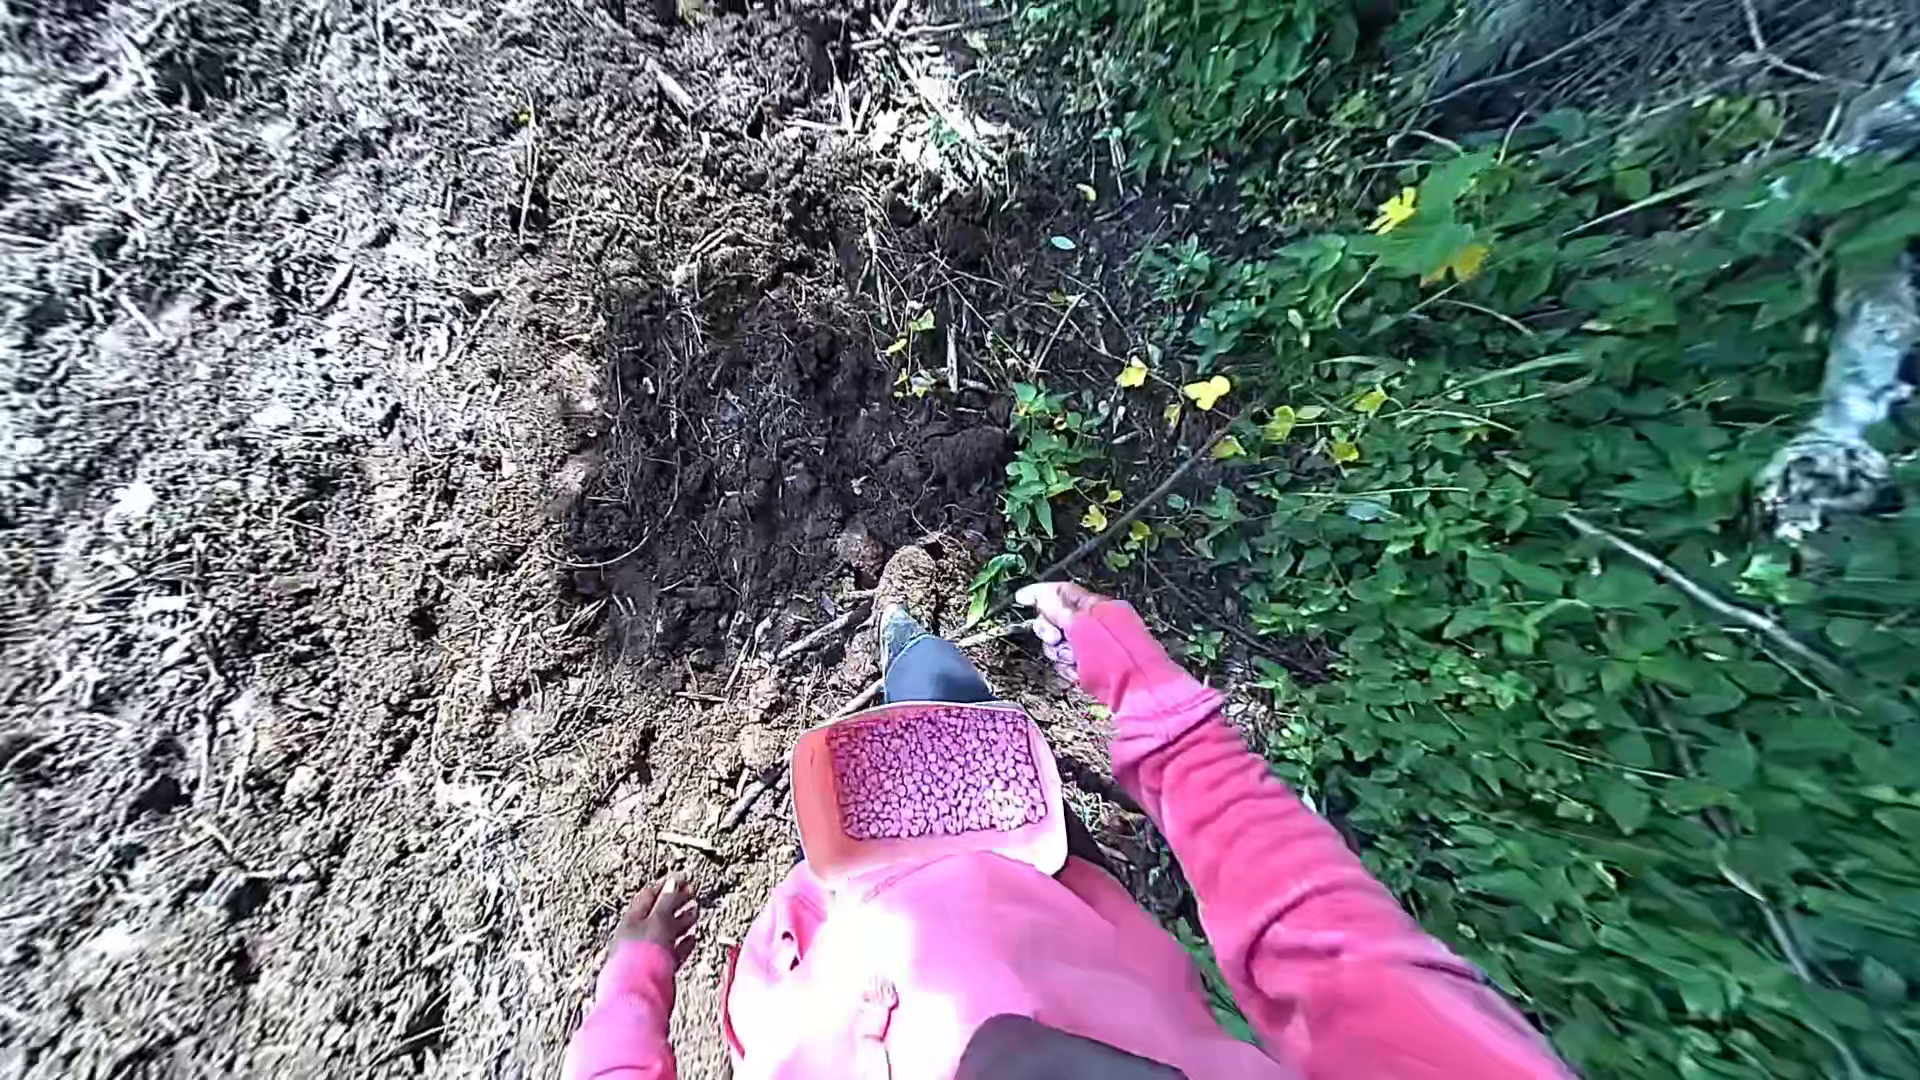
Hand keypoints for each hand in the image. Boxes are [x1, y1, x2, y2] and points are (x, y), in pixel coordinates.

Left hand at [617, 875, 699, 963]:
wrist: (637, 998)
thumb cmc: (642, 956)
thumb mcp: (658, 920)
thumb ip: (667, 901)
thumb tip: (673, 882)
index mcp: (631, 921)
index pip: (649, 896)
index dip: (667, 886)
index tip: (685, 879)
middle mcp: (636, 937)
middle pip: (659, 914)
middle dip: (677, 902)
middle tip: (694, 893)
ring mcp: (645, 954)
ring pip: (666, 932)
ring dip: (682, 921)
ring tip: (696, 912)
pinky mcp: (655, 971)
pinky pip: (670, 952)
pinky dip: (682, 943)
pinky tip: (691, 939)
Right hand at [1013, 581, 1107, 684]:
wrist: (1139, 693)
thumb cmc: (1111, 655)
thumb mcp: (1081, 625)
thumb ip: (1058, 609)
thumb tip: (1040, 595)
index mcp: (1097, 606)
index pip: (1063, 591)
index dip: (1040, 594)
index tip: (1020, 599)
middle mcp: (1096, 623)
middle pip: (1057, 618)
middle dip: (1049, 629)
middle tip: (1055, 639)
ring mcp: (1095, 647)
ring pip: (1060, 643)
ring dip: (1058, 652)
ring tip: (1069, 661)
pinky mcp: (1093, 669)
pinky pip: (1068, 662)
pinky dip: (1067, 668)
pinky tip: (1075, 674)